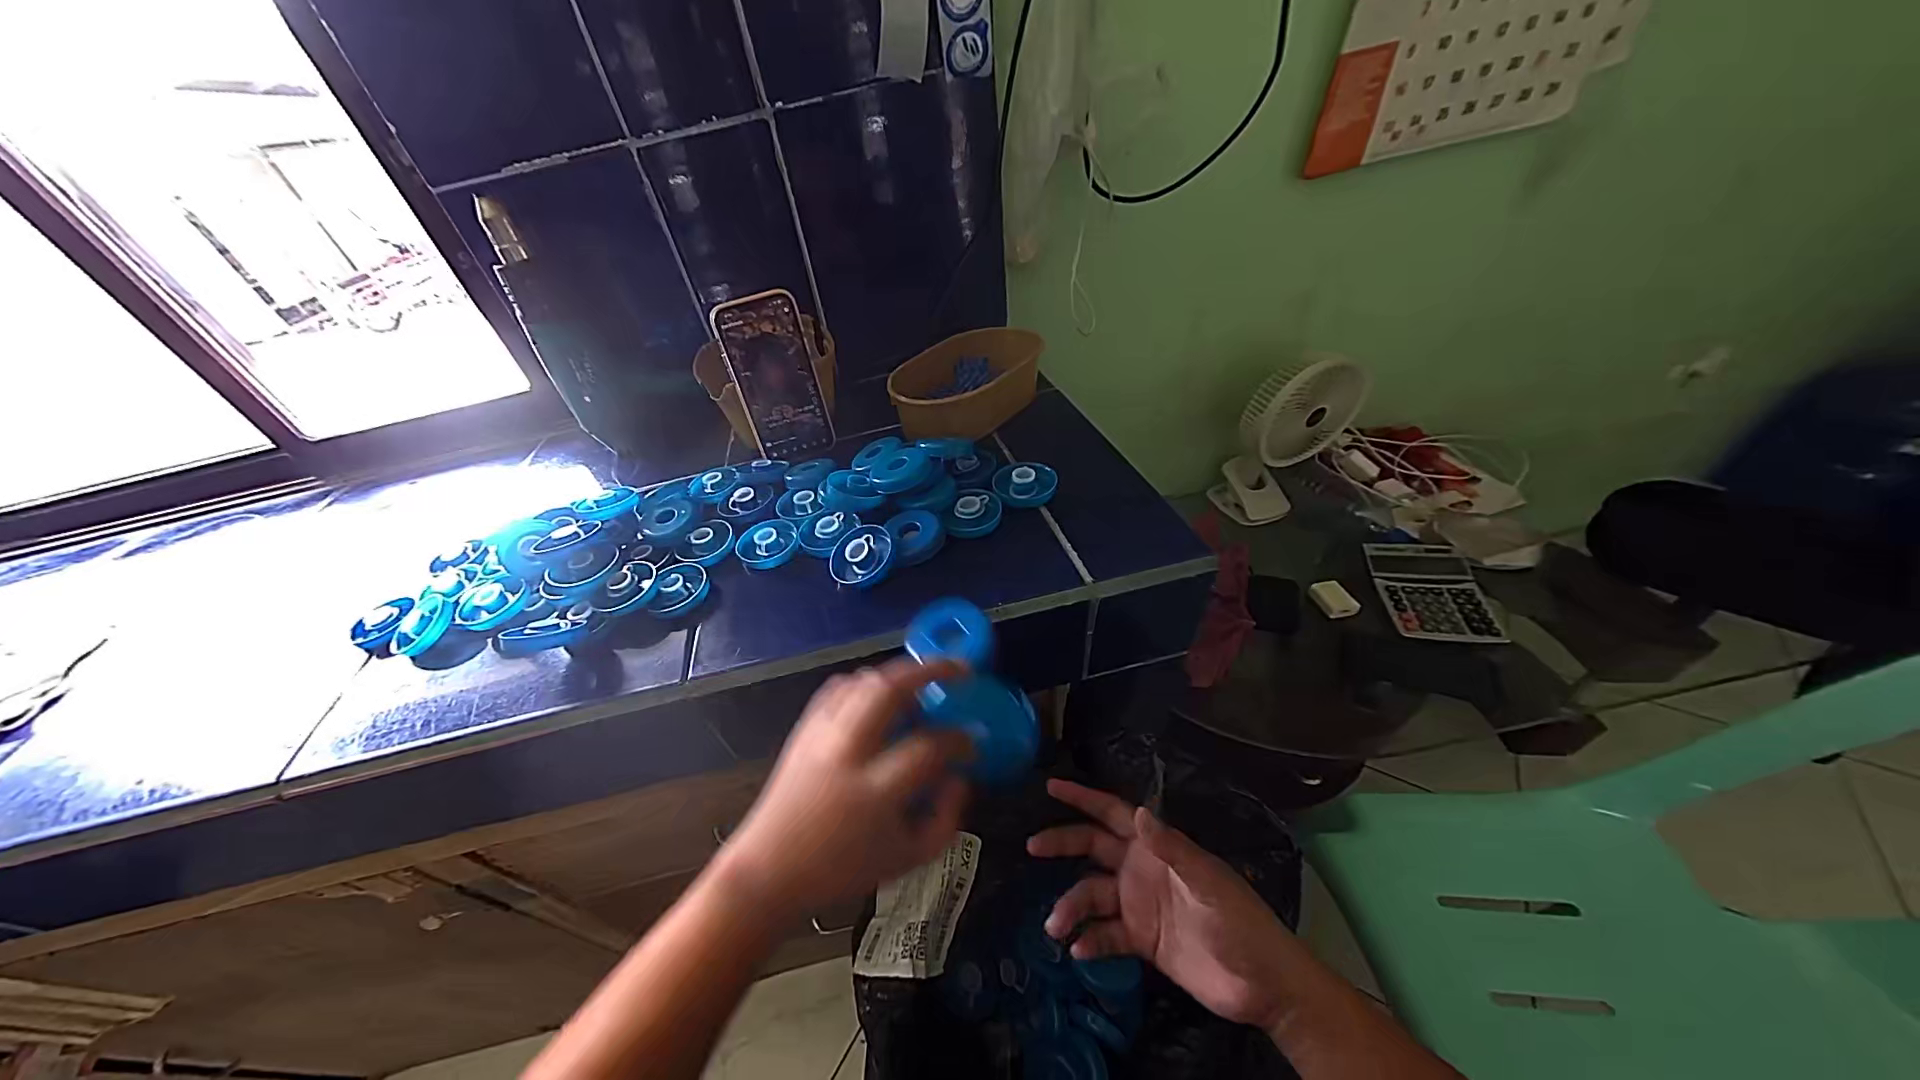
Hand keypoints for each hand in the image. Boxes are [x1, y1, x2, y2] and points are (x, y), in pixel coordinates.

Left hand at [720, 658, 971, 917]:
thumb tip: (960, 774)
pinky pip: (839, 687)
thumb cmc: (842, 870)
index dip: (959, 740)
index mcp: (874, 793)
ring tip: (924, 684)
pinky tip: (883, 694)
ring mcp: (821, 735)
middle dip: (932, 670)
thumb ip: (947, 817)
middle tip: (959, 670)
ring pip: (865, 681)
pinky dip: (867, 682)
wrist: (769, 870)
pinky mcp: (804, 728)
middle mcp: (846, 753)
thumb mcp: (909, 859)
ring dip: (901, 674)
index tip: (972, 743)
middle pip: (890, 689)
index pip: (928, 746)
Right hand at [1027, 779, 1296, 1029]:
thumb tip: (1136, 812)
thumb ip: (1172, 848)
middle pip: (1091, 848)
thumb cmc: (1241, 922)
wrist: (1263, 984)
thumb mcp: (1208, 882)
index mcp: (1156, 847)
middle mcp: (1141, 870)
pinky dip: (1090, 941)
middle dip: (1061, 843)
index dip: (1083, 798)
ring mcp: (1139, 905)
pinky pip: (1105, 935)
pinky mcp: (1141, 941)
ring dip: (1071, 907)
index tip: (1051, 787)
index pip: (1113, 813)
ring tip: (1055, 927)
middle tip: (1032, 847)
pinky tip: (1079, 951)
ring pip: (1091, 895)